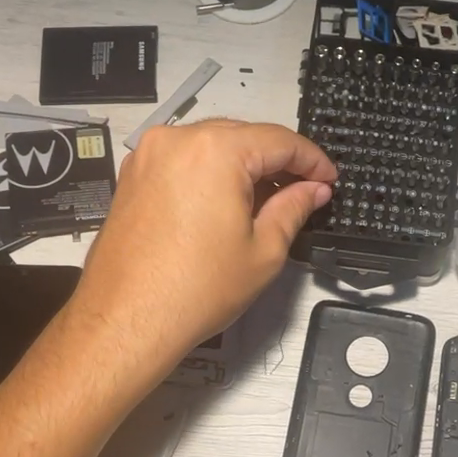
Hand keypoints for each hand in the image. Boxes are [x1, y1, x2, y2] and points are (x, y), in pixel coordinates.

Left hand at [72, 119, 334, 362]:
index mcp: (215, 151)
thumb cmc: (194, 291)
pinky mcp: (133, 178)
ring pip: (212, 148)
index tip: (328, 179)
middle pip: (243, 137)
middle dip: (277, 163)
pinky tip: (228, 206)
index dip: (312, 160)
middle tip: (305, 192)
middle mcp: (177, 140)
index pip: (279, 140)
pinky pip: (185, 163)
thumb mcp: (263, 251)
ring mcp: (149, 157)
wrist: (128, 320)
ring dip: (244, 169)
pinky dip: (212, 176)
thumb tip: (313, 190)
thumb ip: (293, 209)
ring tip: (268, 204)